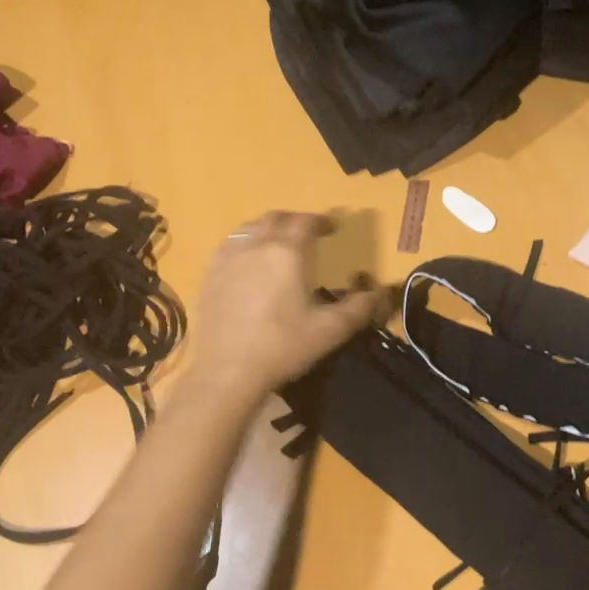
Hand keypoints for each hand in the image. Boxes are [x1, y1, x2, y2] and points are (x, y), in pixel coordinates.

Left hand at [190, 211, 389, 394]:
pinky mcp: (209, 276)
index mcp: (287, 253)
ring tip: (278, 244)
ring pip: (247, 228)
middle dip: (294, 220)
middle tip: (307, 233)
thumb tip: (378, 293)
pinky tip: (249, 264)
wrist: (228, 371)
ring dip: (267, 229)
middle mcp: (255, 246)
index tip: (332, 228)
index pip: (305, 222)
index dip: (321, 221)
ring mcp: (227, 259)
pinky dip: (245, 244)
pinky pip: (229, 246)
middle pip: (274, 218)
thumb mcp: (331, 330)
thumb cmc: (284, 346)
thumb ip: (359, 308)